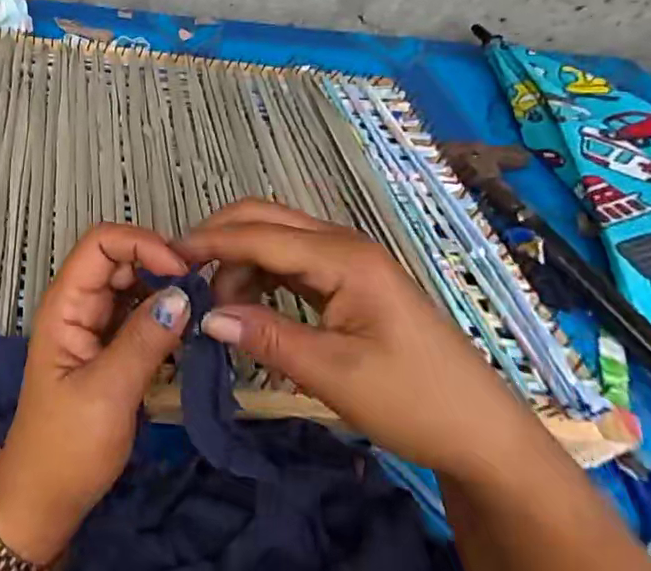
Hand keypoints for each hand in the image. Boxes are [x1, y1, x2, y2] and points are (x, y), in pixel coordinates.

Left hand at [0, 223, 191, 562]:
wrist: (45, 500)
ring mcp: (94, 324)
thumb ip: (144, 340)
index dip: (140, 243)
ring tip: (201, 306)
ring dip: (165, 288)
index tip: (180, 270)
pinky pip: (139, 312)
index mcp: (65, 304)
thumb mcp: (108, 393)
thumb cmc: (67, 447)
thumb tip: (183, 295)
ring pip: (133, 283)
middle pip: (119, 258)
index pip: (100, 243)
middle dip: (159, 262)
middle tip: (201, 288)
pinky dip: (164, 313)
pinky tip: (188, 328)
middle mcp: (79, 304)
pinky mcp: (110, 346)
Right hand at [176, 200, 541, 481]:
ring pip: (276, 238)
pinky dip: (262, 275)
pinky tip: (251, 306)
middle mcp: (343, 244)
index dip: (211, 242)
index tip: (168, 257)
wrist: (482, 433)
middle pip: (266, 219)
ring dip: (240, 260)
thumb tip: (206, 316)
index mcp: (344, 257)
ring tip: (220, 307)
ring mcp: (348, 260)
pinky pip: (292, 262)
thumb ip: (267, 338)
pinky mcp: (349, 280)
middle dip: (221, 239)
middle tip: (185, 277)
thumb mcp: (335, 374)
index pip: (261, 234)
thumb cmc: (414, 401)